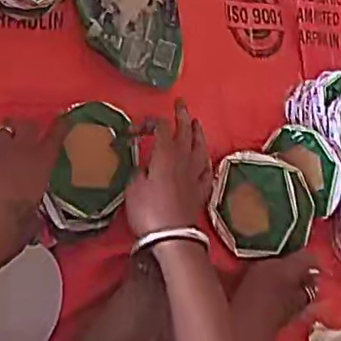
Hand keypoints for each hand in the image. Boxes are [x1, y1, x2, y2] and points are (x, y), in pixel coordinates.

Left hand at [0, 118, 62, 272]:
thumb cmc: (0, 237)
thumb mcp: (26, 231)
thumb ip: (32, 217)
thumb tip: (31, 217)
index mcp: (40, 166)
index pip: (56, 136)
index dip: (60, 127)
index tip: (62, 121)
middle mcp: (20, 150)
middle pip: (28, 125)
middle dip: (28, 129)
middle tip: (26, 138)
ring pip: (3, 128)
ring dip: (4, 136)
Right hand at [126, 99, 210, 237]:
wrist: (173, 238)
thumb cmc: (149, 209)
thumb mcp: (133, 187)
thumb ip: (138, 170)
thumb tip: (144, 165)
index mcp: (166, 153)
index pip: (162, 126)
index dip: (151, 122)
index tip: (138, 129)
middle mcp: (184, 157)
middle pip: (185, 130)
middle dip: (182, 115)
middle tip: (180, 103)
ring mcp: (195, 173)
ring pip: (199, 146)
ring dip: (197, 132)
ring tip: (196, 122)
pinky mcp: (202, 190)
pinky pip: (206, 169)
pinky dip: (205, 160)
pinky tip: (204, 158)